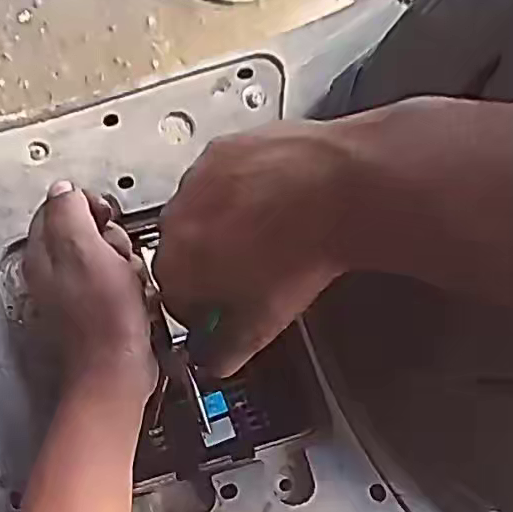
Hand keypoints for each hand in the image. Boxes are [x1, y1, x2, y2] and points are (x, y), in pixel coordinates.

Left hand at [25, 180, 157, 399]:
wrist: (119, 373)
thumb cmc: (103, 323)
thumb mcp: (83, 249)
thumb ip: (69, 211)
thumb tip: (65, 190)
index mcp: (45, 255)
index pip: (62, 206)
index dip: (90, 206)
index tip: (107, 217)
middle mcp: (58, 276)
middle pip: (91, 234)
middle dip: (114, 242)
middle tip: (120, 259)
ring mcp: (82, 297)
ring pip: (112, 261)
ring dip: (129, 268)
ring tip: (131, 286)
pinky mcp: (105, 316)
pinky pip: (125, 289)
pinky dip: (136, 292)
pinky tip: (138, 304)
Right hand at [154, 119, 361, 376]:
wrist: (340, 192)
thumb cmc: (301, 254)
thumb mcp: (262, 325)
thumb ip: (227, 352)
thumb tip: (216, 363)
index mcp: (175, 266)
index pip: (172, 300)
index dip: (200, 311)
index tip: (220, 312)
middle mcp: (176, 219)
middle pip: (181, 256)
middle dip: (207, 270)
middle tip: (245, 278)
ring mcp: (197, 179)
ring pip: (197, 218)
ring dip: (219, 231)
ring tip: (261, 240)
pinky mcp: (223, 149)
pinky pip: (217, 182)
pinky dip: (235, 196)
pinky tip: (267, 207)